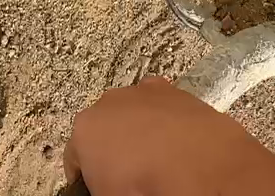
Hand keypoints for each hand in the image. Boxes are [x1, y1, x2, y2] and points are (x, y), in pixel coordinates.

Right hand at [64, 77, 274, 195]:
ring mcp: (142, 91)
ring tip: (161, 163)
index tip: (103, 191)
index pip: (75, 160)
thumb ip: (103, 185)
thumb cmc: (144, 189)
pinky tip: (181, 146)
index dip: (88, 180)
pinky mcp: (173, 89)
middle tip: (132, 179)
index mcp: (85, 129)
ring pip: (134, 115)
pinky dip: (166, 123)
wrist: (199, 165)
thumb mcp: (109, 194)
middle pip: (104, 130)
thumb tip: (114, 183)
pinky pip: (161, 108)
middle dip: (113, 150)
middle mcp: (108, 101)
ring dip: (140, 133)